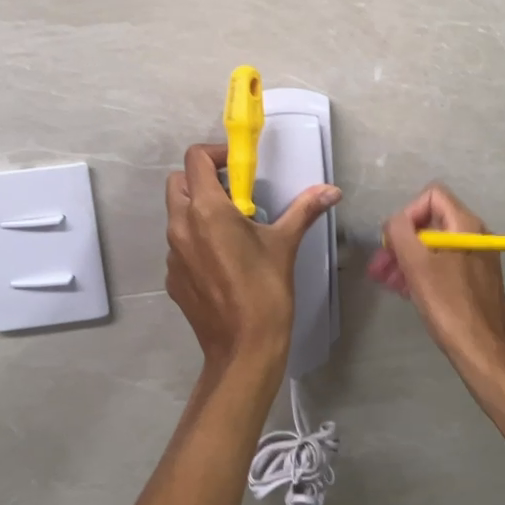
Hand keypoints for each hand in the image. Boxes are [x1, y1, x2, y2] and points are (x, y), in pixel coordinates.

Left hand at [165, 144, 340, 370]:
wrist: (243, 350)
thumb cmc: (265, 290)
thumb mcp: (285, 243)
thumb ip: (305, 209)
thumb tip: (332, 190)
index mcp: (206, 210)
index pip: (195, 159)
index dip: (215, 154)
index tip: (240, 168)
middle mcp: (181, 226)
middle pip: (178, 182)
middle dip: (203, 180)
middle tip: (235, 194)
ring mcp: (172, 254)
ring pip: (176, 214)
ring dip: (198, 209)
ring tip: (232, 228)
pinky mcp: (172, 277)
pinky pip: (178, 245)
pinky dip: (195, 240)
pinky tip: (222, 260)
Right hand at [368, 184, 504, 380]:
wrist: (484, 354)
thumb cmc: (449, 306)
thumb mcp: (417, 266)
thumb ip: (400, 233)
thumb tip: (394, 221)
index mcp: (466, 225)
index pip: (432, 196)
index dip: (408, 212)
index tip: (394, 241)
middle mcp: (475, 236)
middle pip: (431, 222)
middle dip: (401, 241)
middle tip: (378, 265)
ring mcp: (477, 259)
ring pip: (434, 246)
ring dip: (407, 258)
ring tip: (384, 281)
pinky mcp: (476, 280)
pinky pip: (443, 264)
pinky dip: (422, 271)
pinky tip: (404, 289)